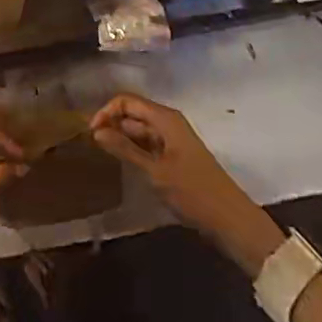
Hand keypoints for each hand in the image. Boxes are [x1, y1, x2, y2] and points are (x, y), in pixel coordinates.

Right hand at [90, 92, 283, 275]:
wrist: (230, 219)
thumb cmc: (192, 191)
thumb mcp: (154, 172)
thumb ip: (124, 149)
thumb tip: (97, 131)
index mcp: (165, 118)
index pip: (127, 101)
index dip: (107, 112)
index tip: (91, 133)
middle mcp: (168, 122)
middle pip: (133, 113)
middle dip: (112, 124)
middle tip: (92, 144)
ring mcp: (173, 139)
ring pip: (140, 130)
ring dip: (122, 138)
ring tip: (103, 153)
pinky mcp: (175, 156)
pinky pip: (148, 144)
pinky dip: (134, 150)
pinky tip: (123, 162)